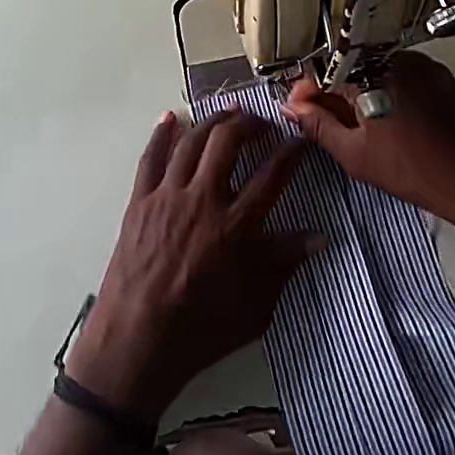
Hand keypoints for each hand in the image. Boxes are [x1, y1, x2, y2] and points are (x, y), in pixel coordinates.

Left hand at [65, 109, 315, 422]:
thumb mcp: (255, 307)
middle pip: (227, 143)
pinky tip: (170, 118)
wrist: (136, 339)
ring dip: (211, 122)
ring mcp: (167, 197)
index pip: (271, 177)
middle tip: (261, 123)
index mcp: (234, 227)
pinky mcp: (140, 201)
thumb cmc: (200, 330)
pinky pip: (151, 158)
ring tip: (227, 114)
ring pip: (191, 143)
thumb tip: (318, 238)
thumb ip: (284, 265)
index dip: (290, 154)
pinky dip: (161, 134)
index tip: (299, 142)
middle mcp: (201, 200)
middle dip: (248, 125)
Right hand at [282, 51, 454, 211]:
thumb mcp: (354, 154)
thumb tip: (297, 111)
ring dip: (359, 92)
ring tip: (363, 127)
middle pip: (348, 68)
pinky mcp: (438, 76)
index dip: (306, 91)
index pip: (322, 71)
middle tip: (325, 120)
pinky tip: (388, 123)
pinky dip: (387, 92)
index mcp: (370, 74)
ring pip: (373, 71)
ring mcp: (421, 66)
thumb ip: (317, 126)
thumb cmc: (425, 172)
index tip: (300, 106)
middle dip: (333, 93)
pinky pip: (400, 76)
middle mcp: (396, 61)